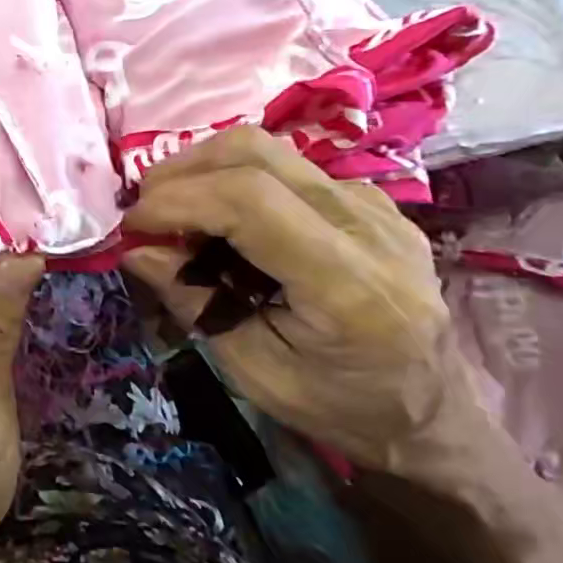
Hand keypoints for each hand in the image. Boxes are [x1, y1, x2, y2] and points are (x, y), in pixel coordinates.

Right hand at [121, 127, 479, 472]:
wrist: (430, 413)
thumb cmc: (338, 405)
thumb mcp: (253, 372)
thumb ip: (193, 304)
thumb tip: (136, 250)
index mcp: (348, 285)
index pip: (250, 201)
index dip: (177, 200)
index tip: (132, 226)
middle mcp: (369, 228)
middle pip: (256, 153)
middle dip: (180, 171)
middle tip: (144, 208)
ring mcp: (376, 207)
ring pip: (268, 149)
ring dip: (201, 168)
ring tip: (173, 207)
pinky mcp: (370, 200)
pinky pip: (286, 166)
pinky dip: (234, 178)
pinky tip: (221, 218)